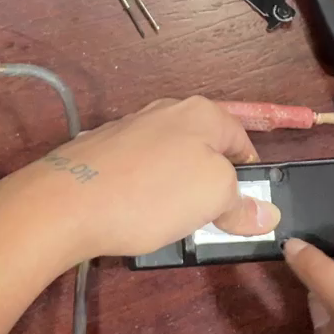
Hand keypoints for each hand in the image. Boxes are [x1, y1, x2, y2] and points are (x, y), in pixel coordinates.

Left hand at [0, 97, 277, 264]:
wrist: (67, 202)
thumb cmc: (151, 194)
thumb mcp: (214, 197)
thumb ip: (242, 202)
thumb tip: (265, 213)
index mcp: (200, 112)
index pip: (242, 140)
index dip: (251, 176)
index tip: (246, 208)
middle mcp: (165, 111)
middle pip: (204, 148)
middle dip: (211, 183)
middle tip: (210, 219)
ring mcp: (130, 128)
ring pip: (171, 160)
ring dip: (178, 189)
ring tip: (172, 222)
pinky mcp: (104, 150)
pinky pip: (140, 171)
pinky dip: (146, 191)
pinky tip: (138, 215)